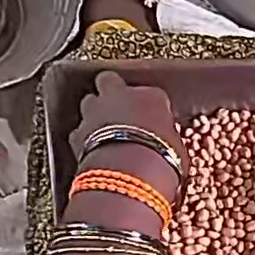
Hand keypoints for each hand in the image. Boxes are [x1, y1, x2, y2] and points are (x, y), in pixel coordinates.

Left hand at [72, 72, 185, 200]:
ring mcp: (94, 112)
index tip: (155, 121)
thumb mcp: (177, 150)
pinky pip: (79, 131)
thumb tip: (168, 147)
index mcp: (151, 96)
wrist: (129, 174)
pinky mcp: (77, 133)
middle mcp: (120, 96)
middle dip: (113, 90)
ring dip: (96, 113)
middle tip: (121, 107)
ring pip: (89, 101)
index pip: (153, 94)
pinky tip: (94, 150)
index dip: (152, 108)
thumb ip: (168, 139)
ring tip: (107, 131)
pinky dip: (85, 139)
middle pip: (110, 80)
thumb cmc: (160, 160)